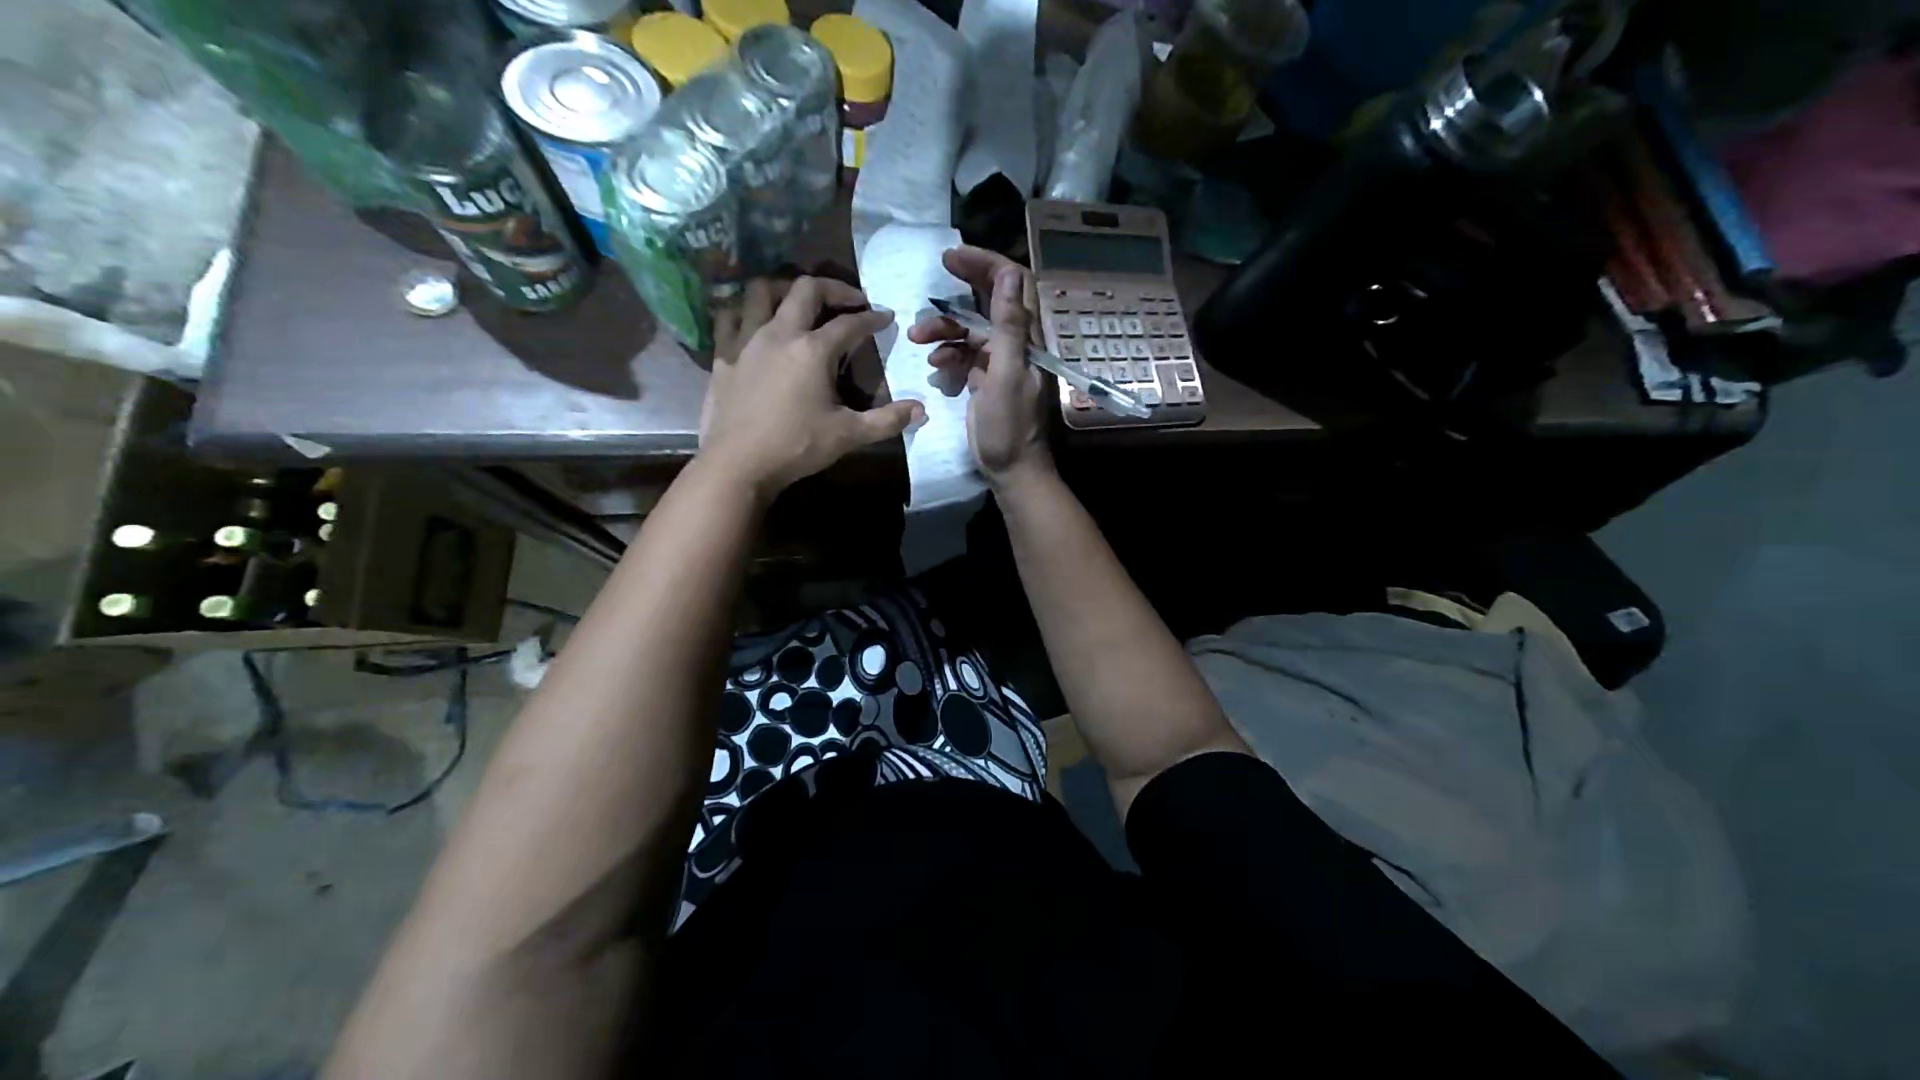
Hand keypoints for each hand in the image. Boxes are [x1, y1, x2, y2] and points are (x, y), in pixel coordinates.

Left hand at [700, 276, 921, 498]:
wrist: (738, 464)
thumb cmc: (796, 447)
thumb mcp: (848, 435)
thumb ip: (887, 420)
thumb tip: (922, 410)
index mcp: (814, 350)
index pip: (850, 324)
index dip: (872, 319)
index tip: (886, 317)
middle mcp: (780, 333)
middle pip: (807, 290)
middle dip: (833, 289)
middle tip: (850, 301)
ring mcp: (746, 340)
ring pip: (762, 291)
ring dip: (785, 289)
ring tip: (799, 302)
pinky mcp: (723, 355)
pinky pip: (729, 317)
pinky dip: (744, 311)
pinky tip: (753, 321)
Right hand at [908, 246, 1053, 487]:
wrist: (1010, 467)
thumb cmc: (1010, 424)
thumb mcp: (1006, 373)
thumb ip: (1008, 325)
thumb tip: (1009, 274)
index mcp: (1027, 337)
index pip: (1013, 283)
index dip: (986, 264)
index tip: (953, 258)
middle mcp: (1015, 342)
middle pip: (990, 300)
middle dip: (963, 285)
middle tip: (935, 276)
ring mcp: (998, 360)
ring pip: (970, 329)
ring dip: (944, 328)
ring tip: (917, 337)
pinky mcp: (984, 378)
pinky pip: (964, 354)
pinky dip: (947, 354)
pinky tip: (935, 365)